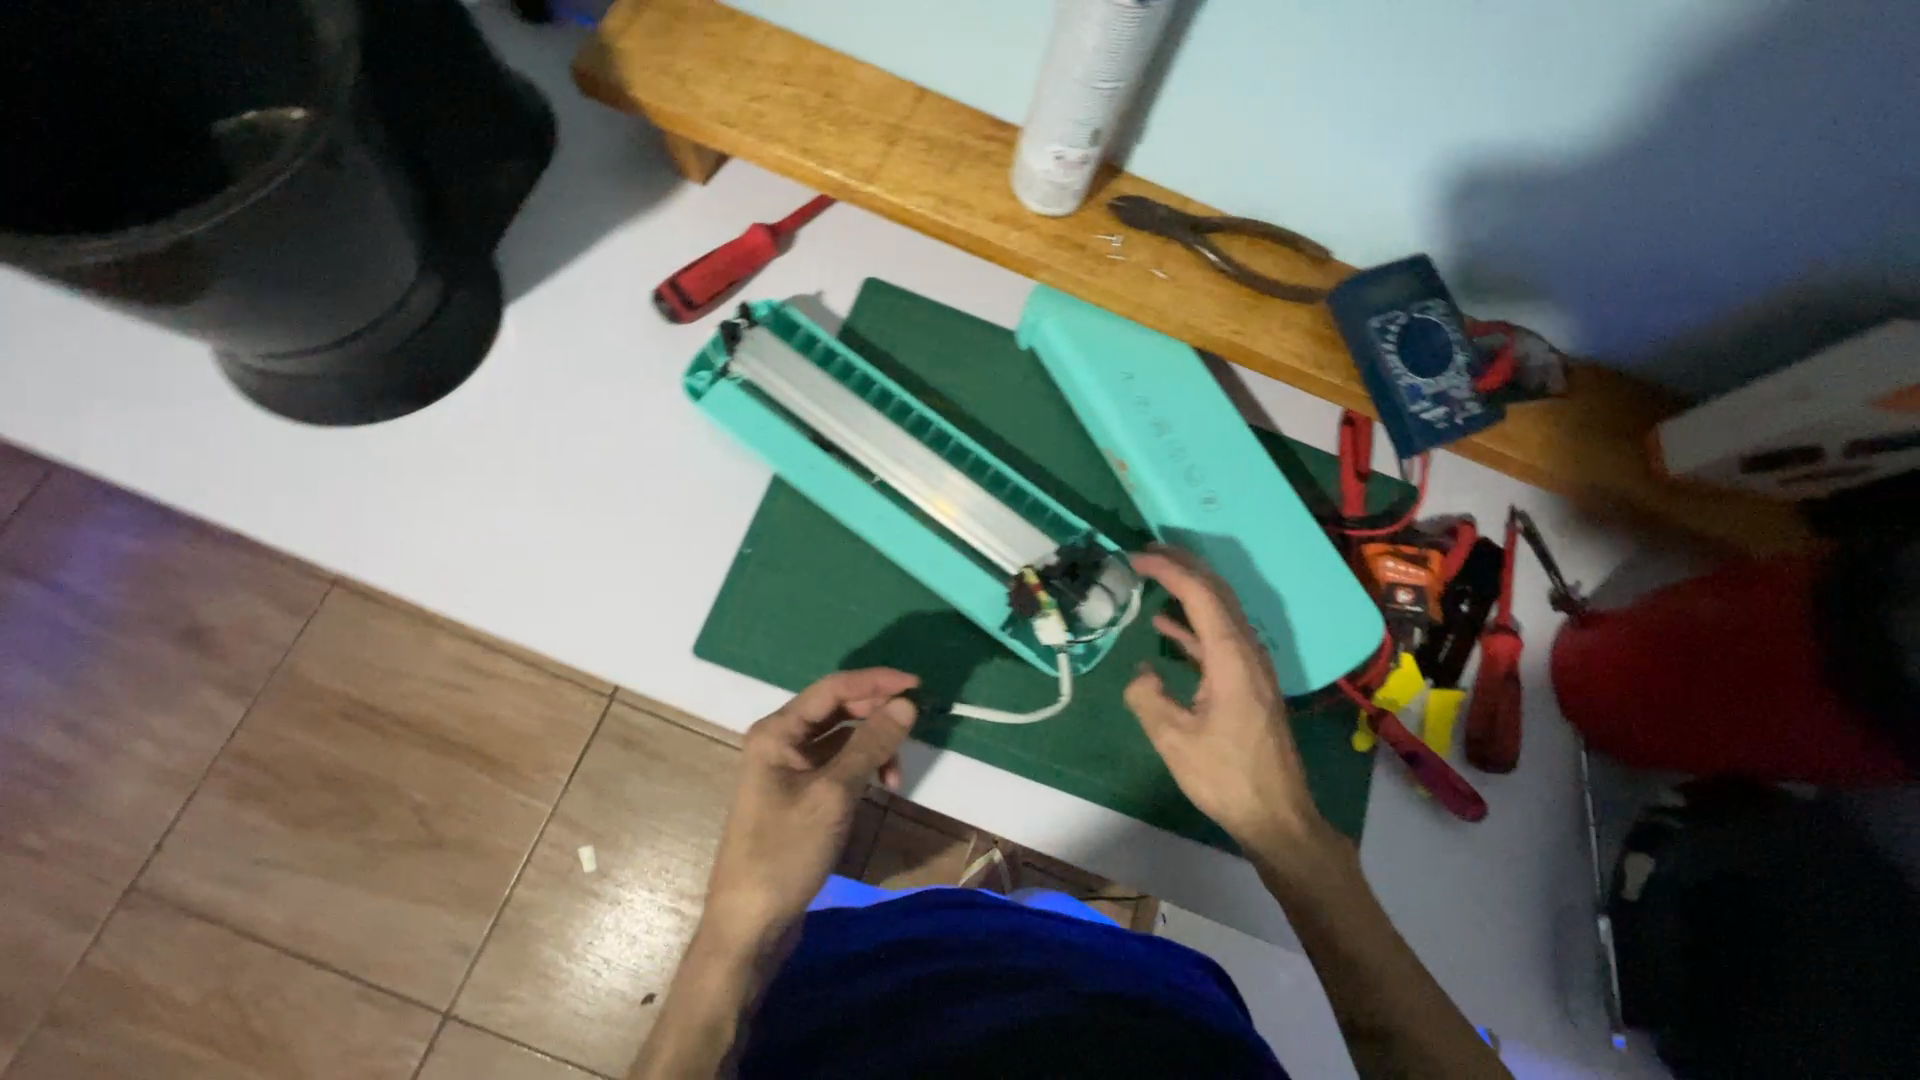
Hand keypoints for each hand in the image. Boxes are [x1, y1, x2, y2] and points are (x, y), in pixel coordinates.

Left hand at [701, 668, 919, 949]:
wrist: (751, 923)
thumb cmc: (785, 852)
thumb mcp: (834, 794)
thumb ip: (870, 745)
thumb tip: (907, 704)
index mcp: (777, 731)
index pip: (834, 687)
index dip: (876, 681)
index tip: (918, 685)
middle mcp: (781, 741)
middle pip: (838, 709)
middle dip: (877, 716)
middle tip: (914, 729)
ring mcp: (790, 768)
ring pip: (842, 738)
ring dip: (874, 747)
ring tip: (895, 779)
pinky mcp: (801, 794)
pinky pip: (839, 764)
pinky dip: (863, 769)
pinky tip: (880, 788)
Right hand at [1124, 548, 1328, 857]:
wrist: (1275, 814)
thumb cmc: (1226, 777)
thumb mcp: (1173, 739)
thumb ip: (1147, 697)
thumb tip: (1142, 673)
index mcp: (1232, 658)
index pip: (1201, 596)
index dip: (1169, 570)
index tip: (1135, 557)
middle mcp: (1247, 652)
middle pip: (1217, 593)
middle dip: (1183, 566)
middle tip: (1145, 551)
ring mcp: (1251, 667)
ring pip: (1220, 612)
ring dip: (1188, 589)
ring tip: (1153, 575)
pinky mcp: (1248, 683)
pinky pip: (1218, 638)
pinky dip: (1191, 624)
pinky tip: (1164, 625)